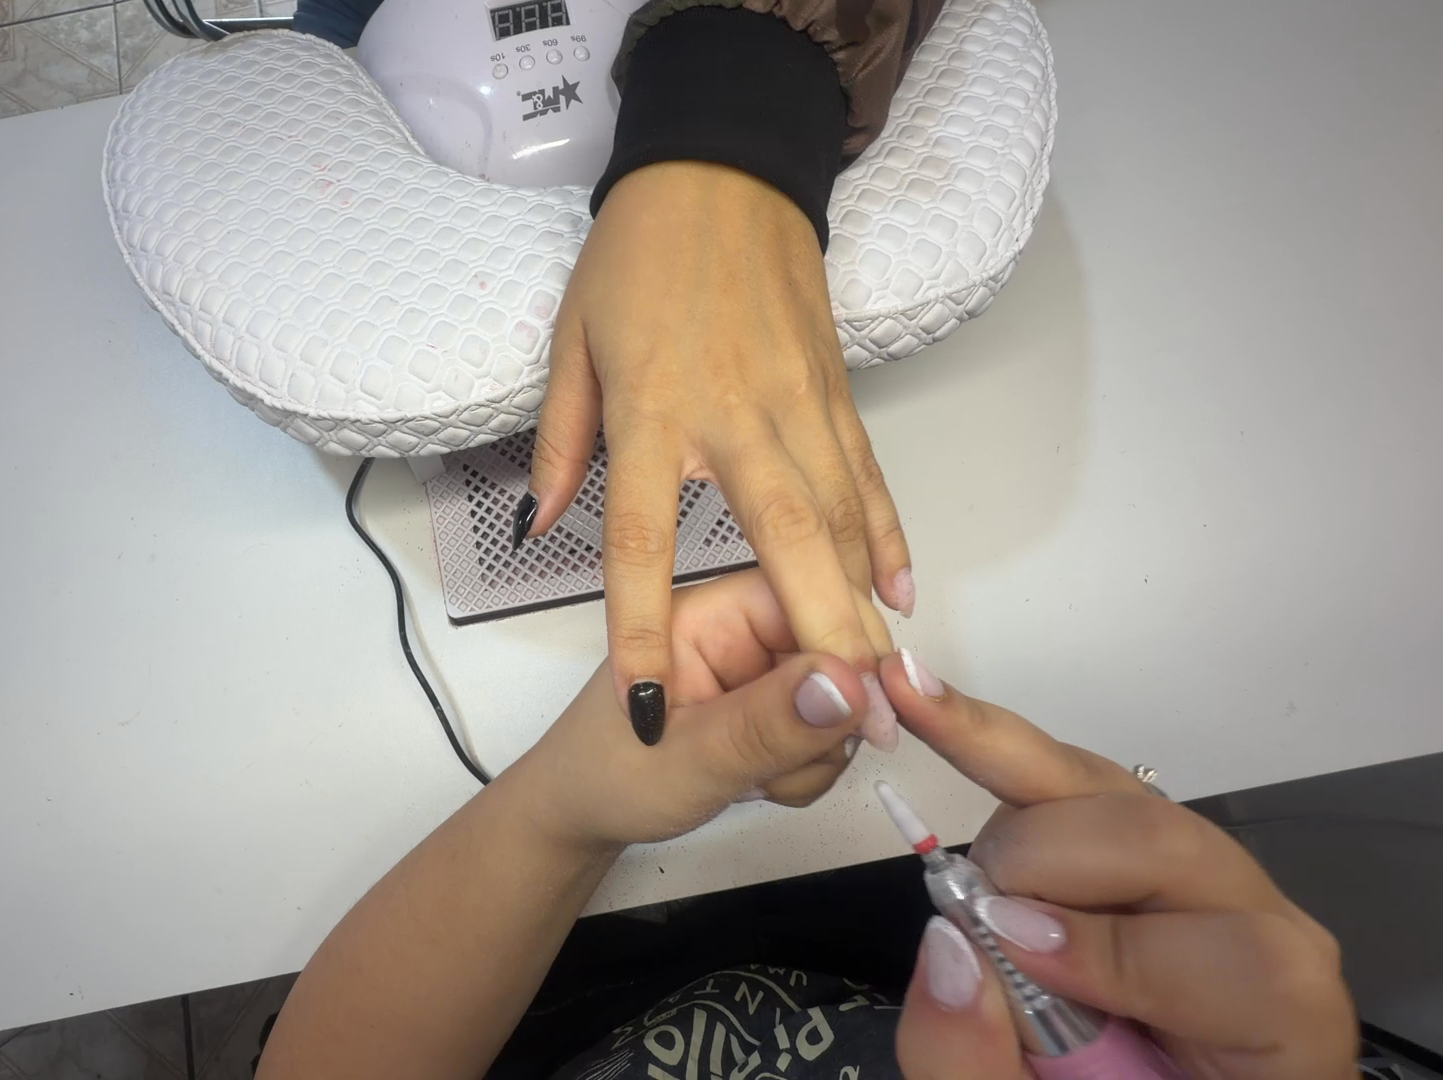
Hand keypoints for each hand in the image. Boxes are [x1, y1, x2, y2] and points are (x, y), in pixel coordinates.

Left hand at [509, 570, 894, 847]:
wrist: (584, 811)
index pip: (801, 592)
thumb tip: (849, 684)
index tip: (869, 718)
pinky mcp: (765, 698)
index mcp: (704, 613)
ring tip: (764, 778)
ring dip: (821, 747)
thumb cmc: (606, 776)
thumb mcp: (686, 759)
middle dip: (834, 713)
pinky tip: (768, 779)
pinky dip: (813, 760)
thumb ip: (765, 726)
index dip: (847, 649)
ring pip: (839, 689)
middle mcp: (734, 628)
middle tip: (795, 763)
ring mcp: (753, 665)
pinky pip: (825, 720)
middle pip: (833, 641)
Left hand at [519, 161, 910, 744]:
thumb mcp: (571, 343)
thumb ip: (560, 443)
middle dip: (816, 640)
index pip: (643, 545)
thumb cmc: (633, 259)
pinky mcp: (837, 391)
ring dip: (863, 605)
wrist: (721, 172)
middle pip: (783, 545)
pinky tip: (898, 589)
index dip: (642, 632)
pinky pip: (867, 476)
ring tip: (883, 684)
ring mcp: (800, 406)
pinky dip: (886, 536)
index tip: (650, 708)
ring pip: (840, 520)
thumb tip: (544, 525)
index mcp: (653, 417)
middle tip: (845, 722)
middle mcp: (736, 422)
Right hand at [879, 651, 1357, 1078]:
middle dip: (1043, 865)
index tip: (1011, 947)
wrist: (1089, 1068)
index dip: (1126, 952)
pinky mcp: (1106, 821)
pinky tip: (916, 696)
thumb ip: (973, 1066)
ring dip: (1007, 811)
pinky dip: (973, 736)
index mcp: (1277, 1035)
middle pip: (1165, 840)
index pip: (1255, 965)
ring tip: (964, 873)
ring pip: (1100, 784)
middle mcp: (1249, 925)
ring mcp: (1179, 860)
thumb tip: (947, 944)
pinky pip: (1050, 766)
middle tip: (975, 914)